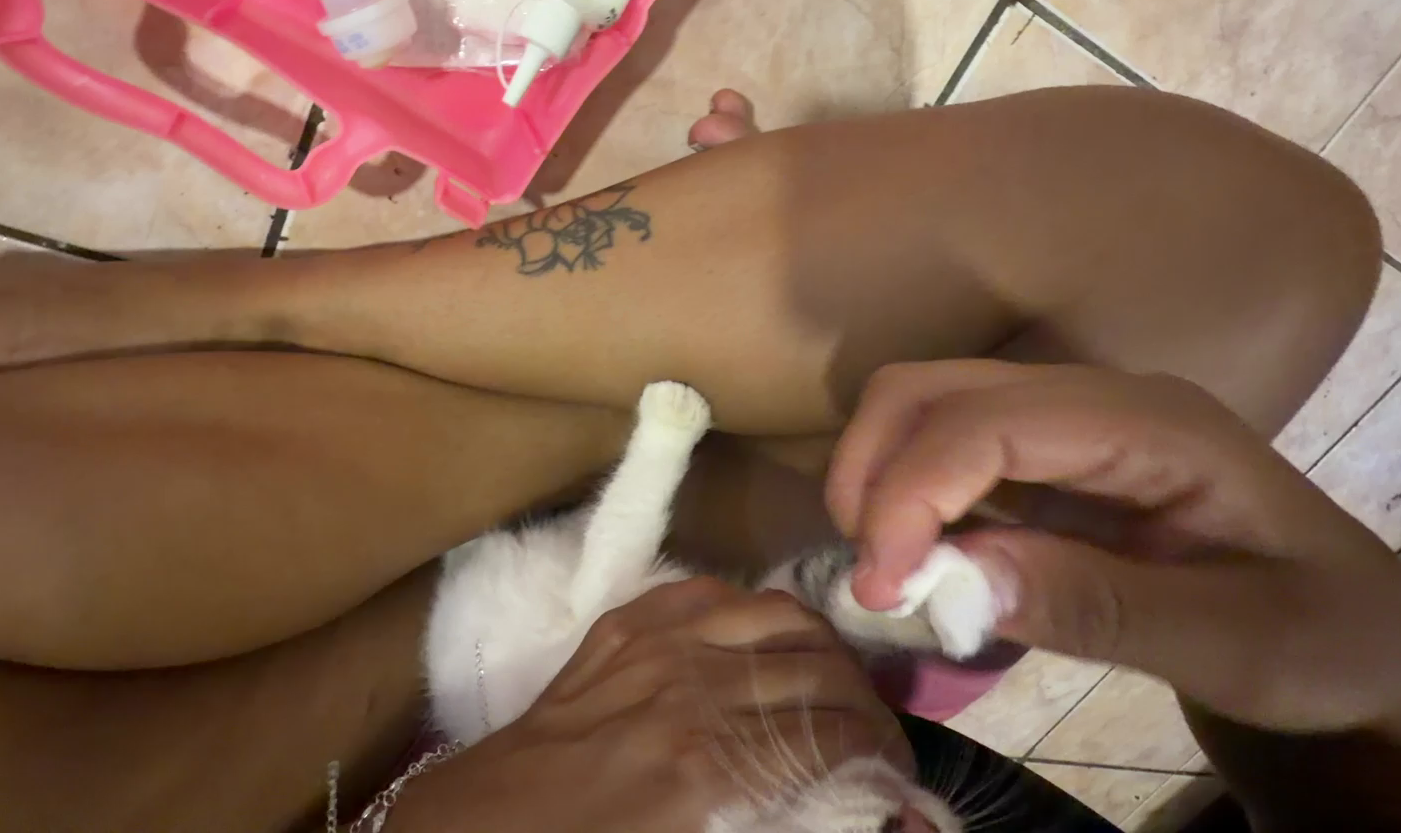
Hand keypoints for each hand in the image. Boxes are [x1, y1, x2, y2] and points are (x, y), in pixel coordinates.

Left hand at [389, 578, 922, 832]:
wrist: (503, 814)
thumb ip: (790, 819)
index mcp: (715, 765)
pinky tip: (764, 638)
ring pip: (777, 613)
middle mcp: (696, 685)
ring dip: (823, 646)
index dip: (884, 750)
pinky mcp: (632, 616)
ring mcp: (660, 638)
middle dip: (865, 699)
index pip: (835, 733)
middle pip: (817, 666)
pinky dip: (755, 611)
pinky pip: (715, 590)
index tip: (897, 768)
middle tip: (873, 728)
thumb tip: (894, 816)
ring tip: (833, 677)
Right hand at [825, 360, 1400, 734]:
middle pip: (927, 390)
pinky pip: (933, 449)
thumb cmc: (1327, 645)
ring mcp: (1051, 420)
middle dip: (872, 471)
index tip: (882, 584)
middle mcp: (1084, 397)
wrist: (1354, 643)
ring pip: (915, 408)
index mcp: (1147, 422)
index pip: (987, 423)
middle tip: (870, 572)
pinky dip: (897, 495)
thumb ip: (1102, 609)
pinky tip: (912, 555)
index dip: (912, 491)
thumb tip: (952, 580)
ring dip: (874, 480)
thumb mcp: (1245, 649)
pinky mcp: (1029, 455)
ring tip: (884, 567)